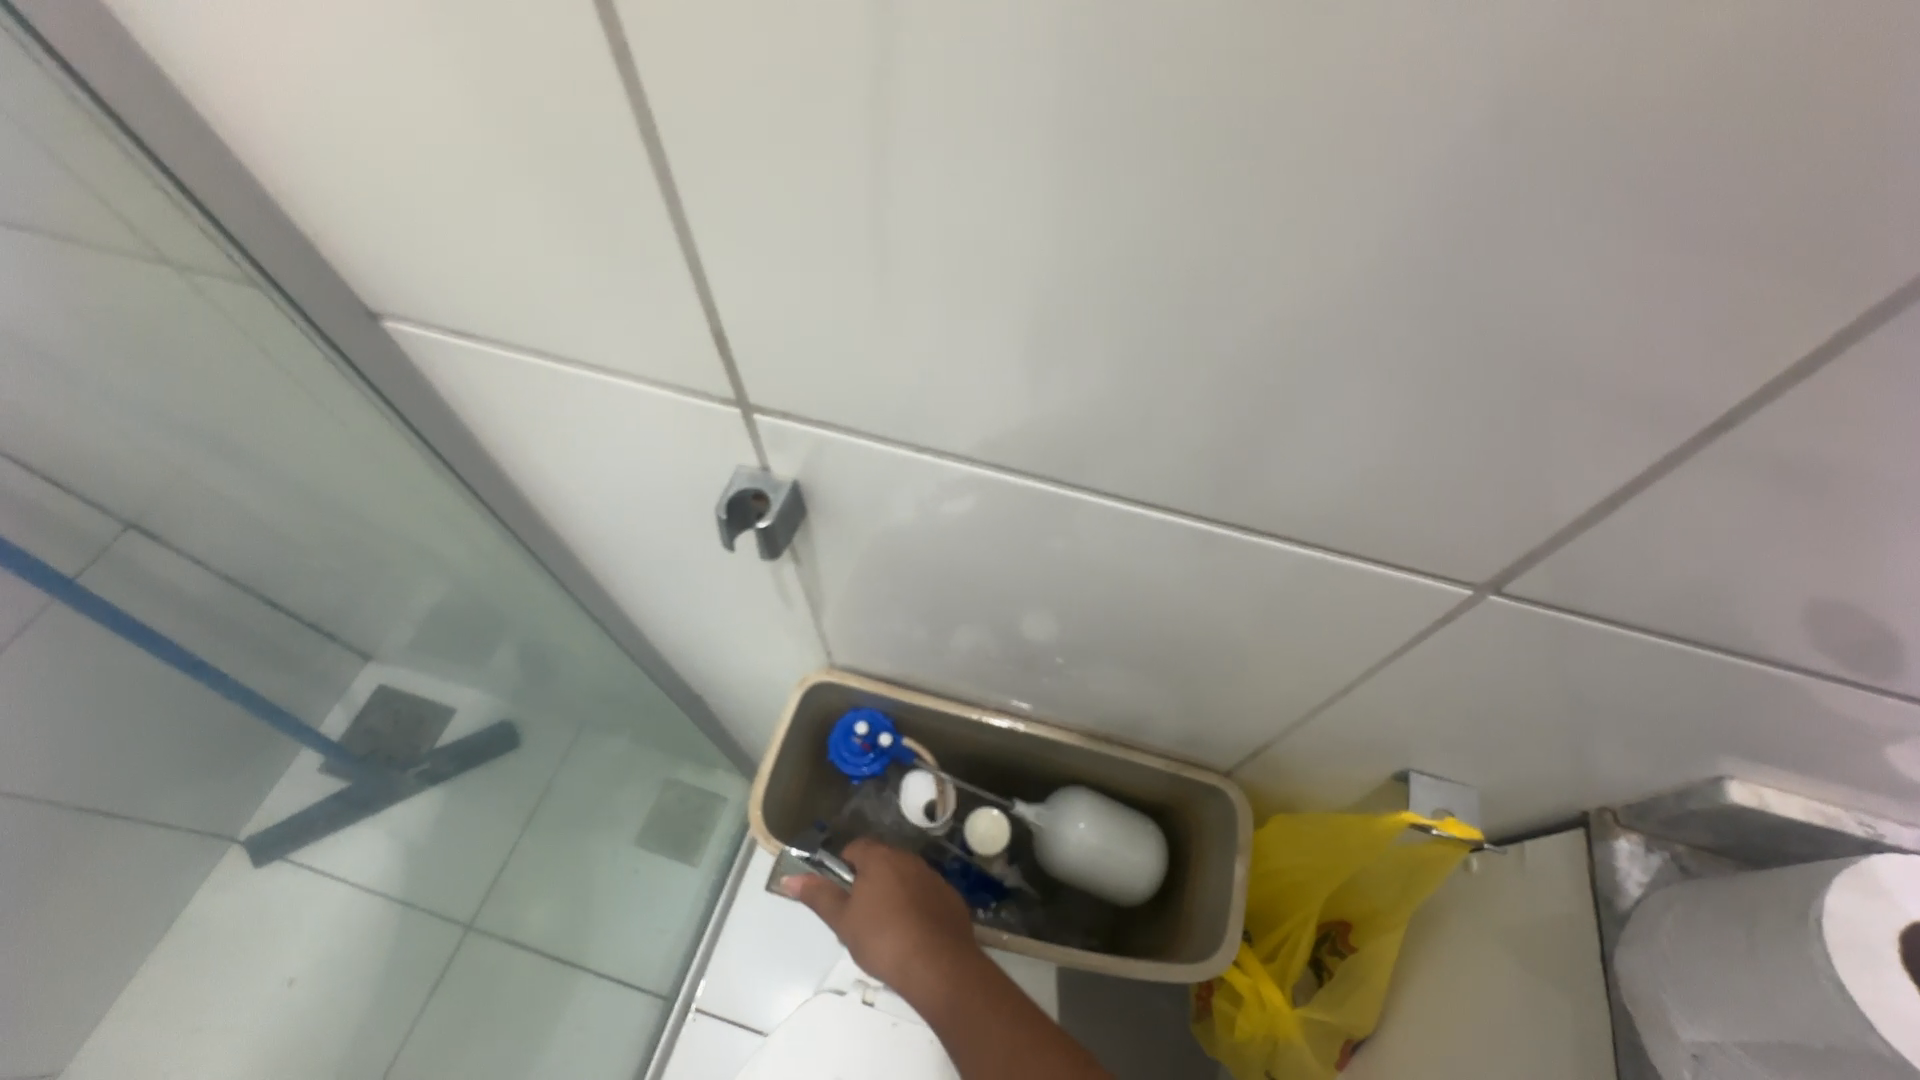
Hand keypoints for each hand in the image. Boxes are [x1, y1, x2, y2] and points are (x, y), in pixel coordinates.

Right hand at [782, 838, 981, 996]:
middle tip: (859, 916)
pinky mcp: (951, 898)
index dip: (844, 866)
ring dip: (895, 893)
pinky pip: (927, 896)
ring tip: (886, 929)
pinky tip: (913, 935)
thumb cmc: (883, 940)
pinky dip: (918, 907)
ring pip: (906, 878)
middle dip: (869, 881)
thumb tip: (790, 878)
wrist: (938, 966)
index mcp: (880, 859)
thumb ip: (818, 896)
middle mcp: (909, 860)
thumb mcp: (843, 921)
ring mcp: (934, 878)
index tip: (841, 893)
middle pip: (882, 861)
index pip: (856, 847)